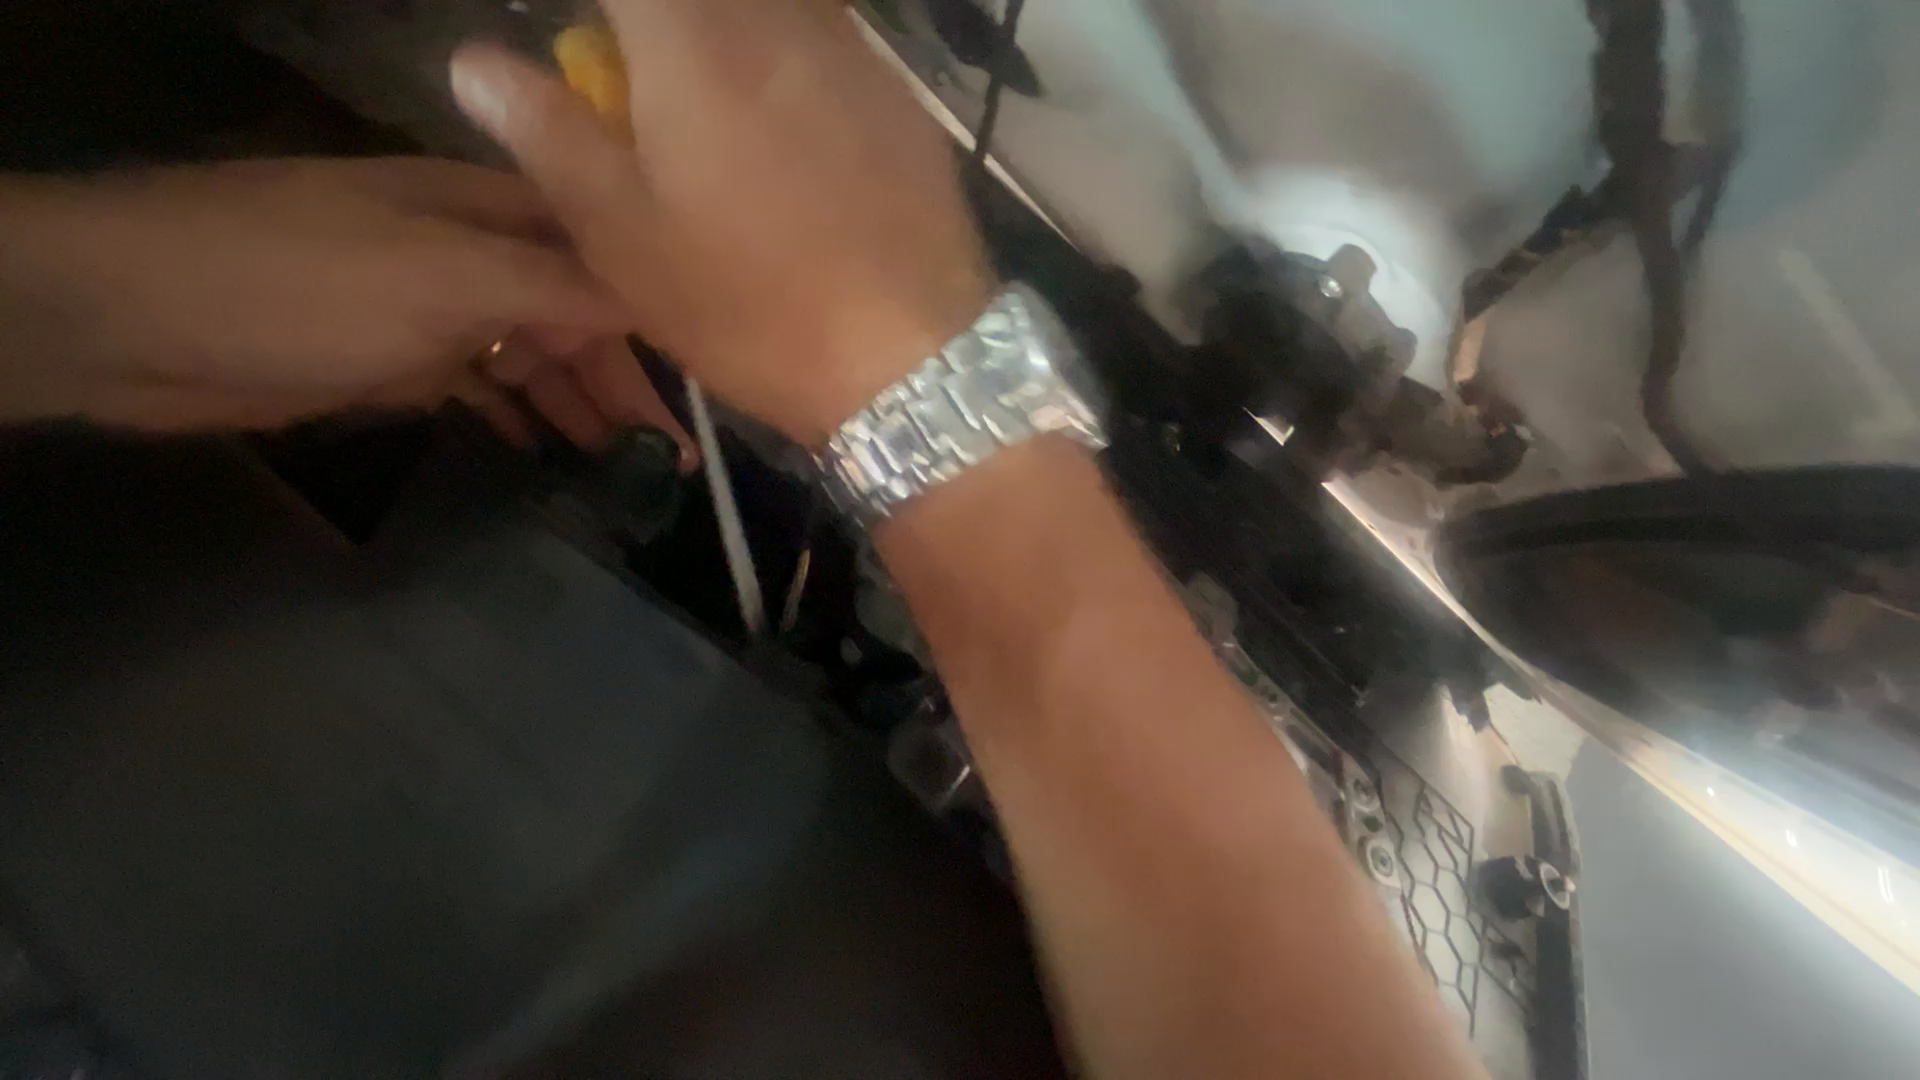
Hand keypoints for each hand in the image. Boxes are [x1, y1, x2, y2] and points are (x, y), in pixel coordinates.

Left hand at [0, 157, 690, 455]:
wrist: (126, 321)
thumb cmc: (300, 284)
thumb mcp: (447, 277)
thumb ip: (557, 287)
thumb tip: (656, 299)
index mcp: (493, 216)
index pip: (606, 264)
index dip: (658, 319)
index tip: (703, 380)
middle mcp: (477, 256)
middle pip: (578, 322)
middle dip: (625, 384)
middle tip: (669, 456)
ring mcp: (441, 310)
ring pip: (539, 361)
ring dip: (584, 409)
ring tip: (631, 465)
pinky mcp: (407, 360)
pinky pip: (491, 390)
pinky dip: (524, 417)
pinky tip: (554, 451)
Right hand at [449, 0, 994, 446]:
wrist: (912, 364)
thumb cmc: (757, 312)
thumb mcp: (630, 244)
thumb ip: (553, 140)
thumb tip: (480, 66)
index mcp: (693, 37)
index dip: (609, 18)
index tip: (604, 56)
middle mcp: (783, 20)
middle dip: (667, 31)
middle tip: (656, 95)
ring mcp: (860, 60)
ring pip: (780, 12)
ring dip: (738, 45)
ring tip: (729, 128)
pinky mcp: (910, 110)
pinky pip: (839, 55)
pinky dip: (803, 74)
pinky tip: (807, 150)